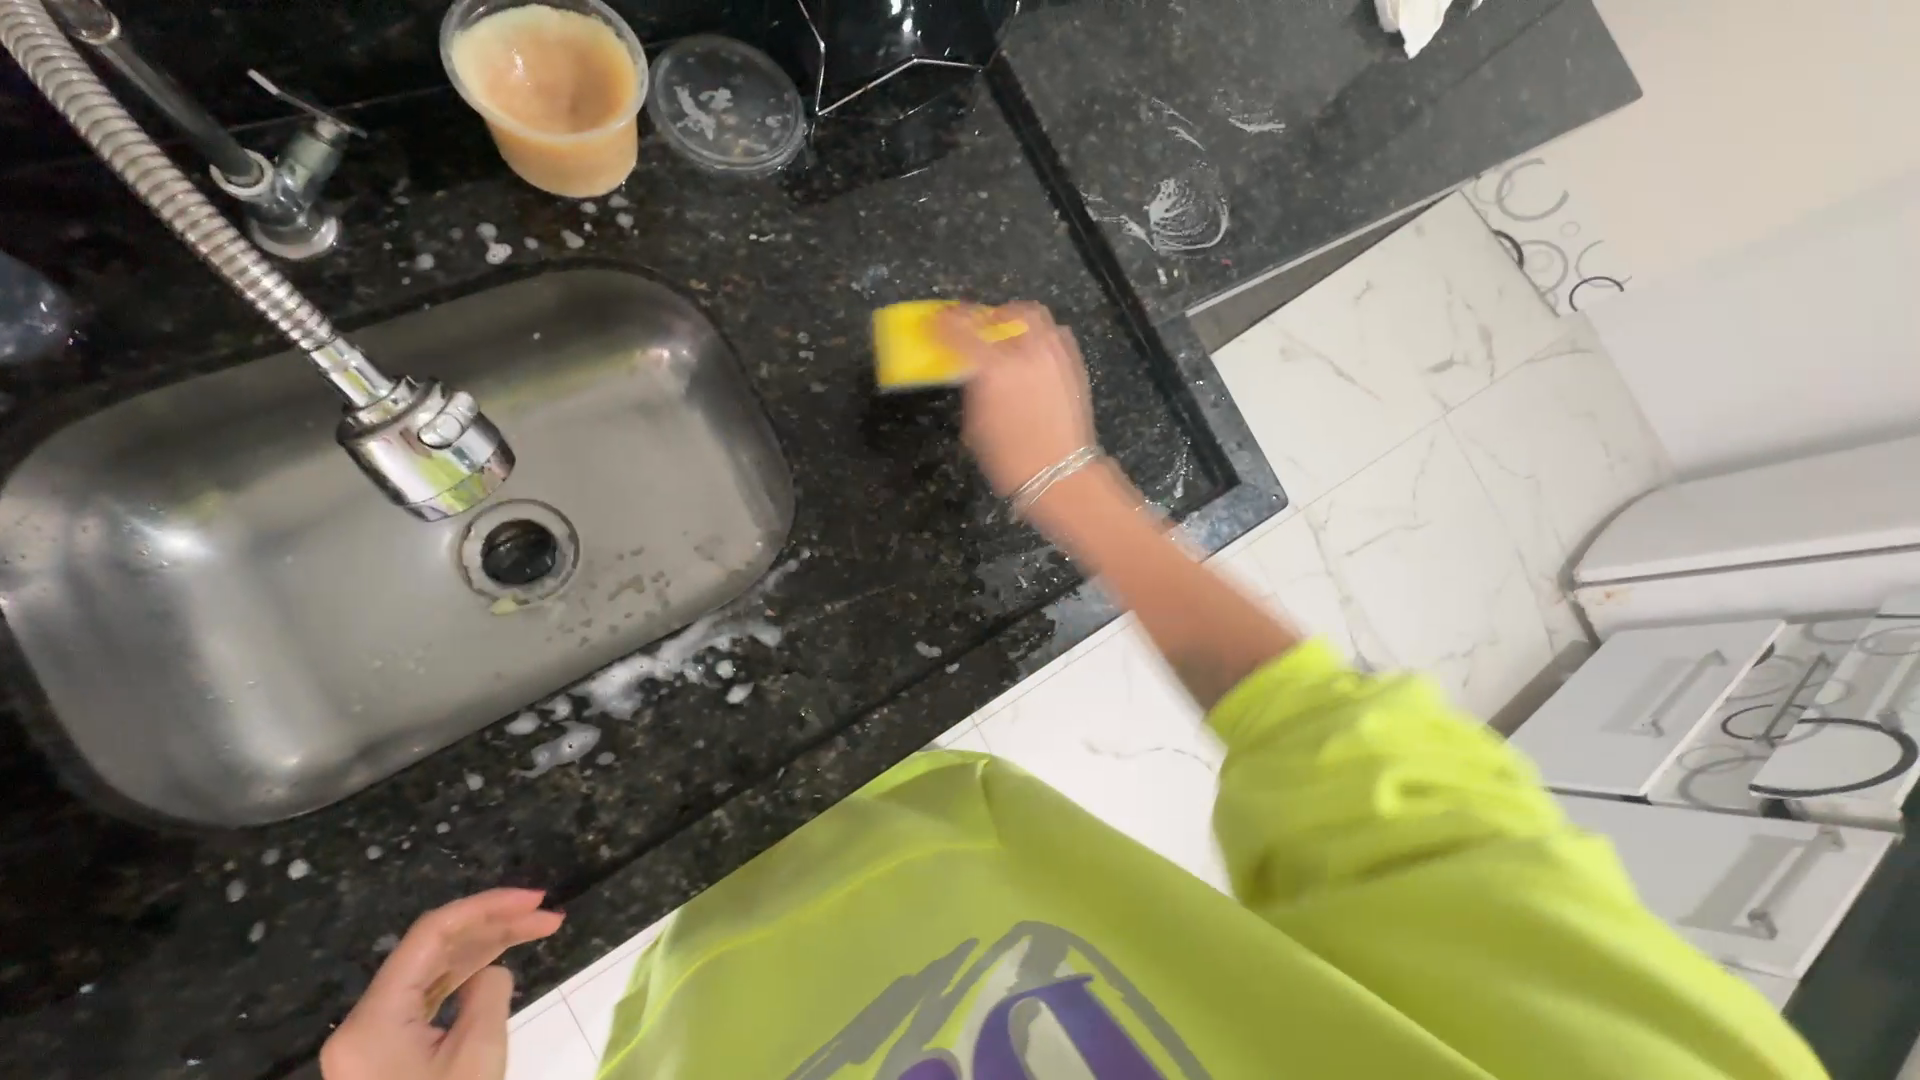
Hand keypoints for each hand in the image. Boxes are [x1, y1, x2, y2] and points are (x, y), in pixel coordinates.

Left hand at [320, 889, 564, 1079]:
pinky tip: (502, 968)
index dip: (487, 906)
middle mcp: (365, 1021)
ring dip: (486, 947)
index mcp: (374, 1018)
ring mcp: (373, 1040)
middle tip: (550, 916)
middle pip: (433, 949)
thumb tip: (489, 974)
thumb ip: (489, 993)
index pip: (432, 934)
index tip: (537, 901)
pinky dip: (469, 977)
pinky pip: (430, 1000)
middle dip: (494, 925)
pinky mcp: (387, 1056)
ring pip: (434, 972)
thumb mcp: (477, 1055)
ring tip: (540, 932)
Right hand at [935, 302, 1096, 497]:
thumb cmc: (1010, 460)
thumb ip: (973, 389)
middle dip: (982, 315)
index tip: (935, 320)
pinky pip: (1056, 333)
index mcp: (992, 369)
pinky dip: (1040, 334)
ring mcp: (1054, 355)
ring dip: (1014, 318)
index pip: (960, 329)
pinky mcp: (1074, 364)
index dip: (943, 321)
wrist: (1060, 475)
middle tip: (973, 327)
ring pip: (1033, 314)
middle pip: (999, 313)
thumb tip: (973, 372)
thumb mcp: (975, 426)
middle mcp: (1025, 352)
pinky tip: (1032, 351)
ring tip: (1006, 333)